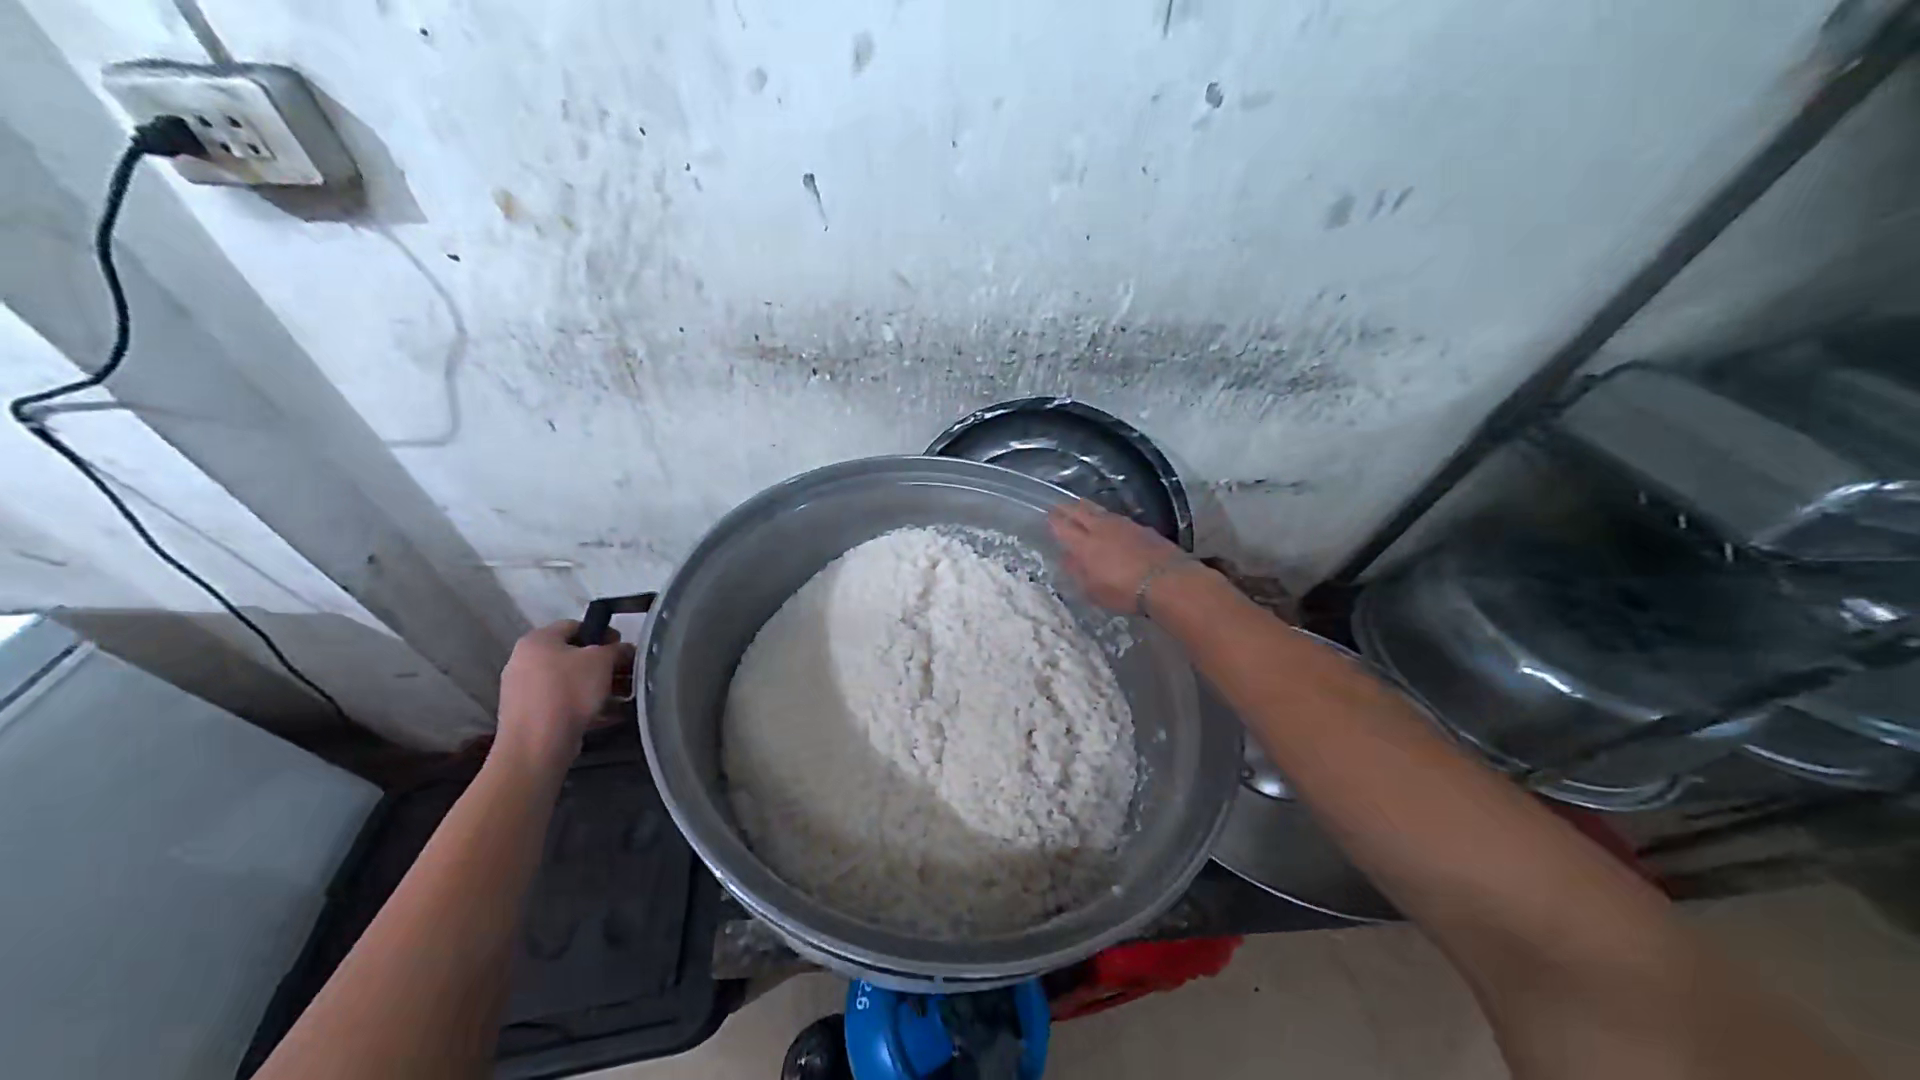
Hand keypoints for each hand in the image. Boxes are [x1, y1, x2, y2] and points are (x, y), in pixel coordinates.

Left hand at [495, 620, 635, 768]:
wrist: (537, 744)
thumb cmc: (569, 691)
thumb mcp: (602, 661)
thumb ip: (617, 649)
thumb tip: (624, 649)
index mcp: (538, 640)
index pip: (575, 625)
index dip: (603, 633)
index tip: (622, 648)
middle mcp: (525, 661)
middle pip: (573, 655)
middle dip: (604, 664)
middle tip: (626, 674)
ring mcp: (524, 690)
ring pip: (570, 680)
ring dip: (599, 685)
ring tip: (623, 697)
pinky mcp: (529, 714)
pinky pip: (563, 702)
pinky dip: (585, 704)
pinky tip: (608, 714)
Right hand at [1047, 499, 1192, 612]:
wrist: (1167, 581)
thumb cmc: (1124, 591)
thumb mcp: (1093, 590)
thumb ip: (1077, 571)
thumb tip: (1068, 558)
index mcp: (1083, 544)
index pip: (1062, 526)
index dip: (1053, 521)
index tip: (1048, 517)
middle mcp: (1101, 528)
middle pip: (1080, 510)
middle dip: (1068, 507)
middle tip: (1060, 506)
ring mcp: (1123, 525)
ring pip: (1100, 511)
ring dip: (1089, 509)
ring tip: (1083, 508)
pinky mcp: (1142, 528)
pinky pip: (1119, 518)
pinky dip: (1109, 518)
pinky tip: (1111, 523)